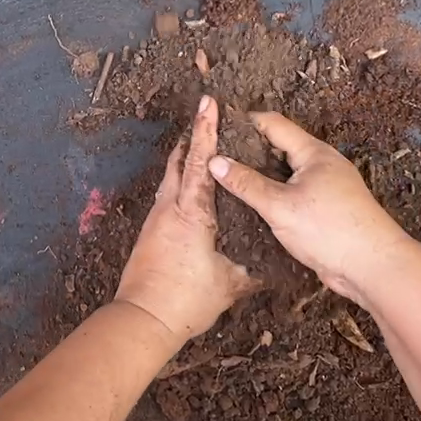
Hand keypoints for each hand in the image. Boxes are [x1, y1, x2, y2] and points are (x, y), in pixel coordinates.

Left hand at [114, 96, 254, 343]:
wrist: (142, 318)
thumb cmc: (186, 299)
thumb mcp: (230, 283)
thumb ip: (253, 268)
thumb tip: (278, 264)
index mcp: (191, 211)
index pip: (200, 161)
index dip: (206, 130)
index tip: (209, 102)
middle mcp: (169, 206)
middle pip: (178, 160)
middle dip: (193, 137)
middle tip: (209, 118)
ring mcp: (156, 217)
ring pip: (170, 177)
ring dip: (185, 160)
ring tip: (204, 150)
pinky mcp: (150, 231)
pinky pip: (167, 196)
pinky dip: (180, 183)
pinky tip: (194, 193)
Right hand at [209, 112, 418, 303]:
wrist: (374, 267)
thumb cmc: (331, 230)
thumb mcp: (280, 206)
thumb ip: (246, 183)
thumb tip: (215, 161)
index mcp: (314, 153)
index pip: (273, 124)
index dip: (244, 123)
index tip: (217, 128)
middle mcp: (322, 164)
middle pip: (279, 147)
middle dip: (249, 151)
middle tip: (217, 157)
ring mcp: (326, 186)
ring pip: (286, 173)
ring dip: (261, 175)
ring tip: (229, 180)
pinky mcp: (326, 209)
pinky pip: (293, 192)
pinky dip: (274, 194)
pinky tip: (255, 205)